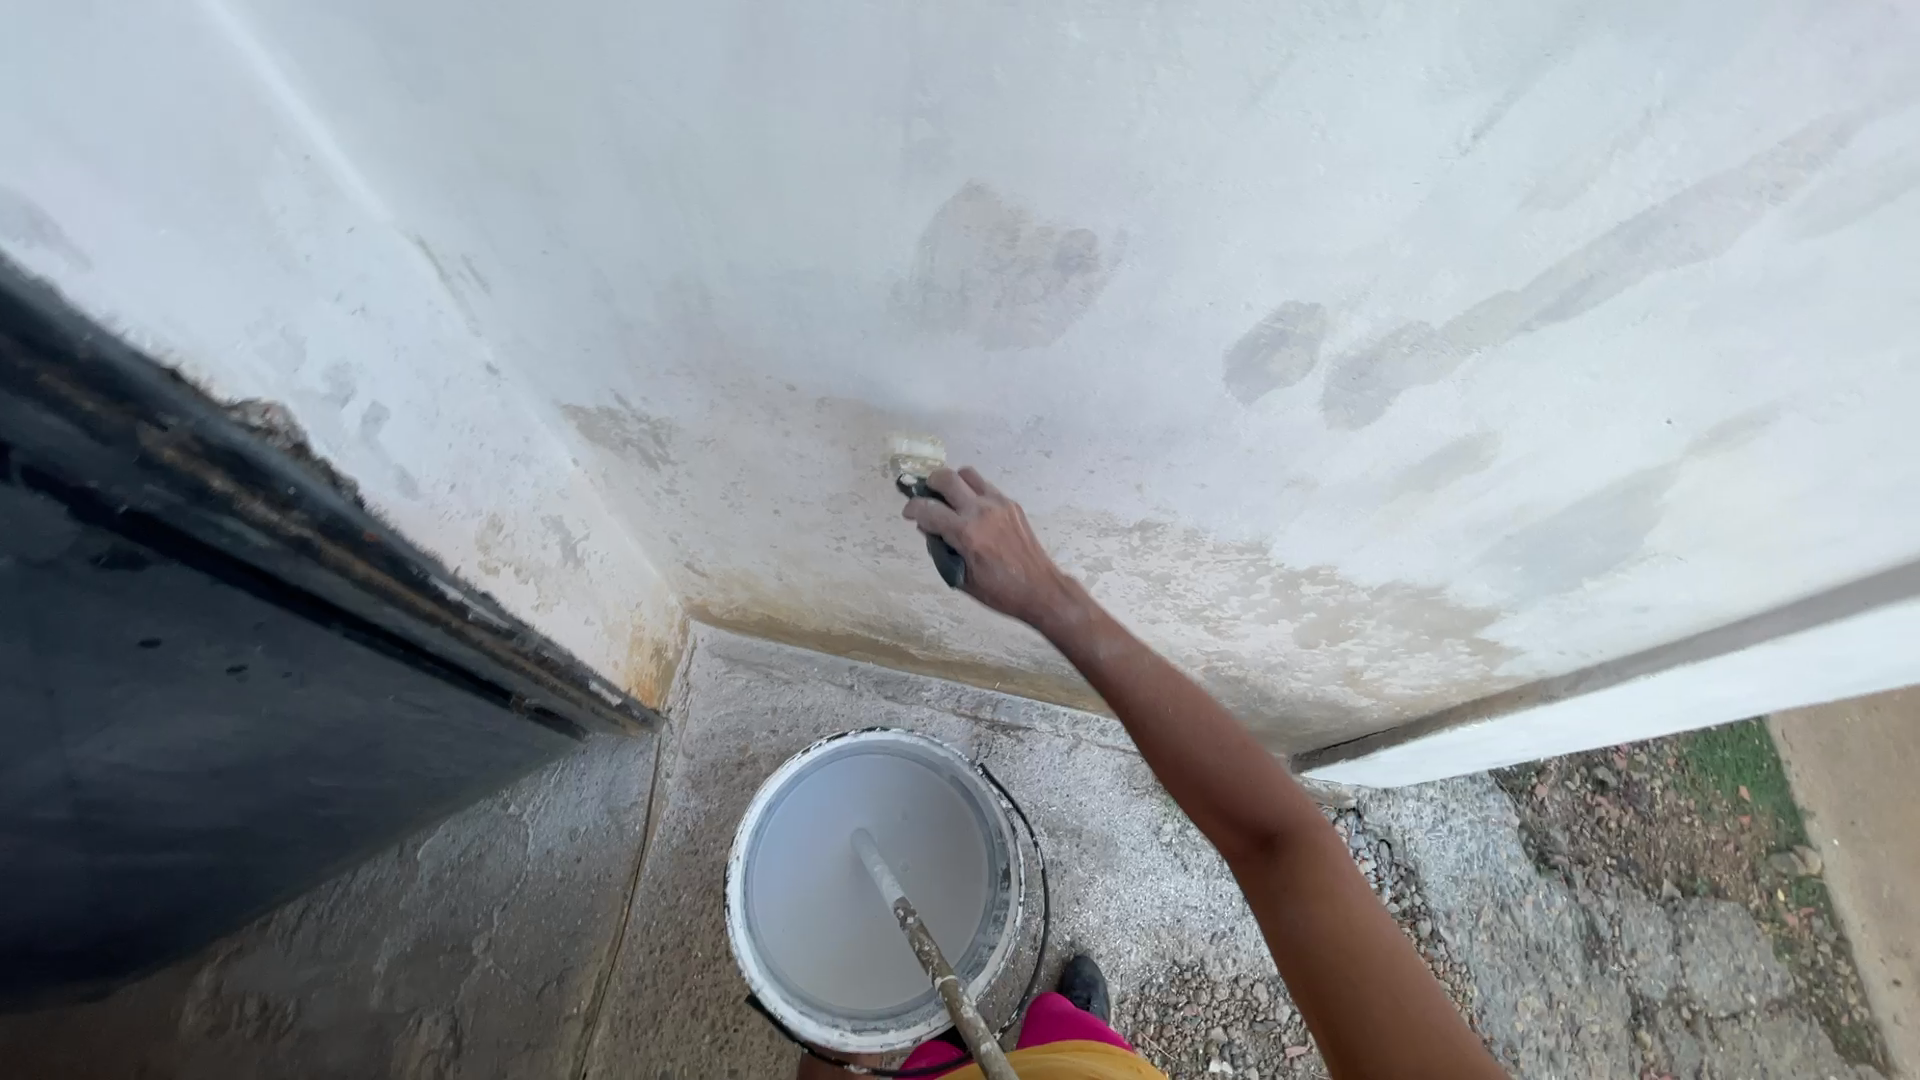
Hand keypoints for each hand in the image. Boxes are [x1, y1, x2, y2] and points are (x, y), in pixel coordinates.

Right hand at [903, 467, 1083, 629]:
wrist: (1040, 588)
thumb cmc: (999, 591)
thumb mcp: (961, 578)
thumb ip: (941, 550)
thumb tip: (929, 528)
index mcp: (966, 533)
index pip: (928, 509)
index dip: (912, 508)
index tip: (908, 513)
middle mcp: (981, 511)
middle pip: (946, 478)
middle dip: (929, 484)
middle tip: (927, 498)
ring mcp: (999, 504)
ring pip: (968, 474)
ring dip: (953, 482)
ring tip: (950, 500)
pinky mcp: (1011, 504)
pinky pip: (985, 486)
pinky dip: (973, 492)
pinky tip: (973, 512)